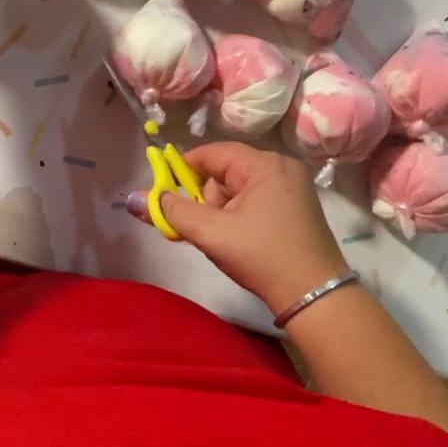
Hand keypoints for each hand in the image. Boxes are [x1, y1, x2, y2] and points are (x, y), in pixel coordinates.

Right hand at [129, 143, 349, 315]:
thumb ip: (171, 212)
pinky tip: (243, 241)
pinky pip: (257, 200)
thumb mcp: (211, 234)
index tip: (167, 194)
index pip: (212, 153)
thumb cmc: (261, 256)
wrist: (313, 293)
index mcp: (264, 165)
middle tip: (208, 229)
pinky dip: (241, 217)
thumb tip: (134, 198)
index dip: (183, 170)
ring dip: (224, 212)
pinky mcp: (298, 208)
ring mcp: (294, 187)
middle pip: (225, 172)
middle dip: (208, 199)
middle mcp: (282, 167)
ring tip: (228, 241)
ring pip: (239, 189)